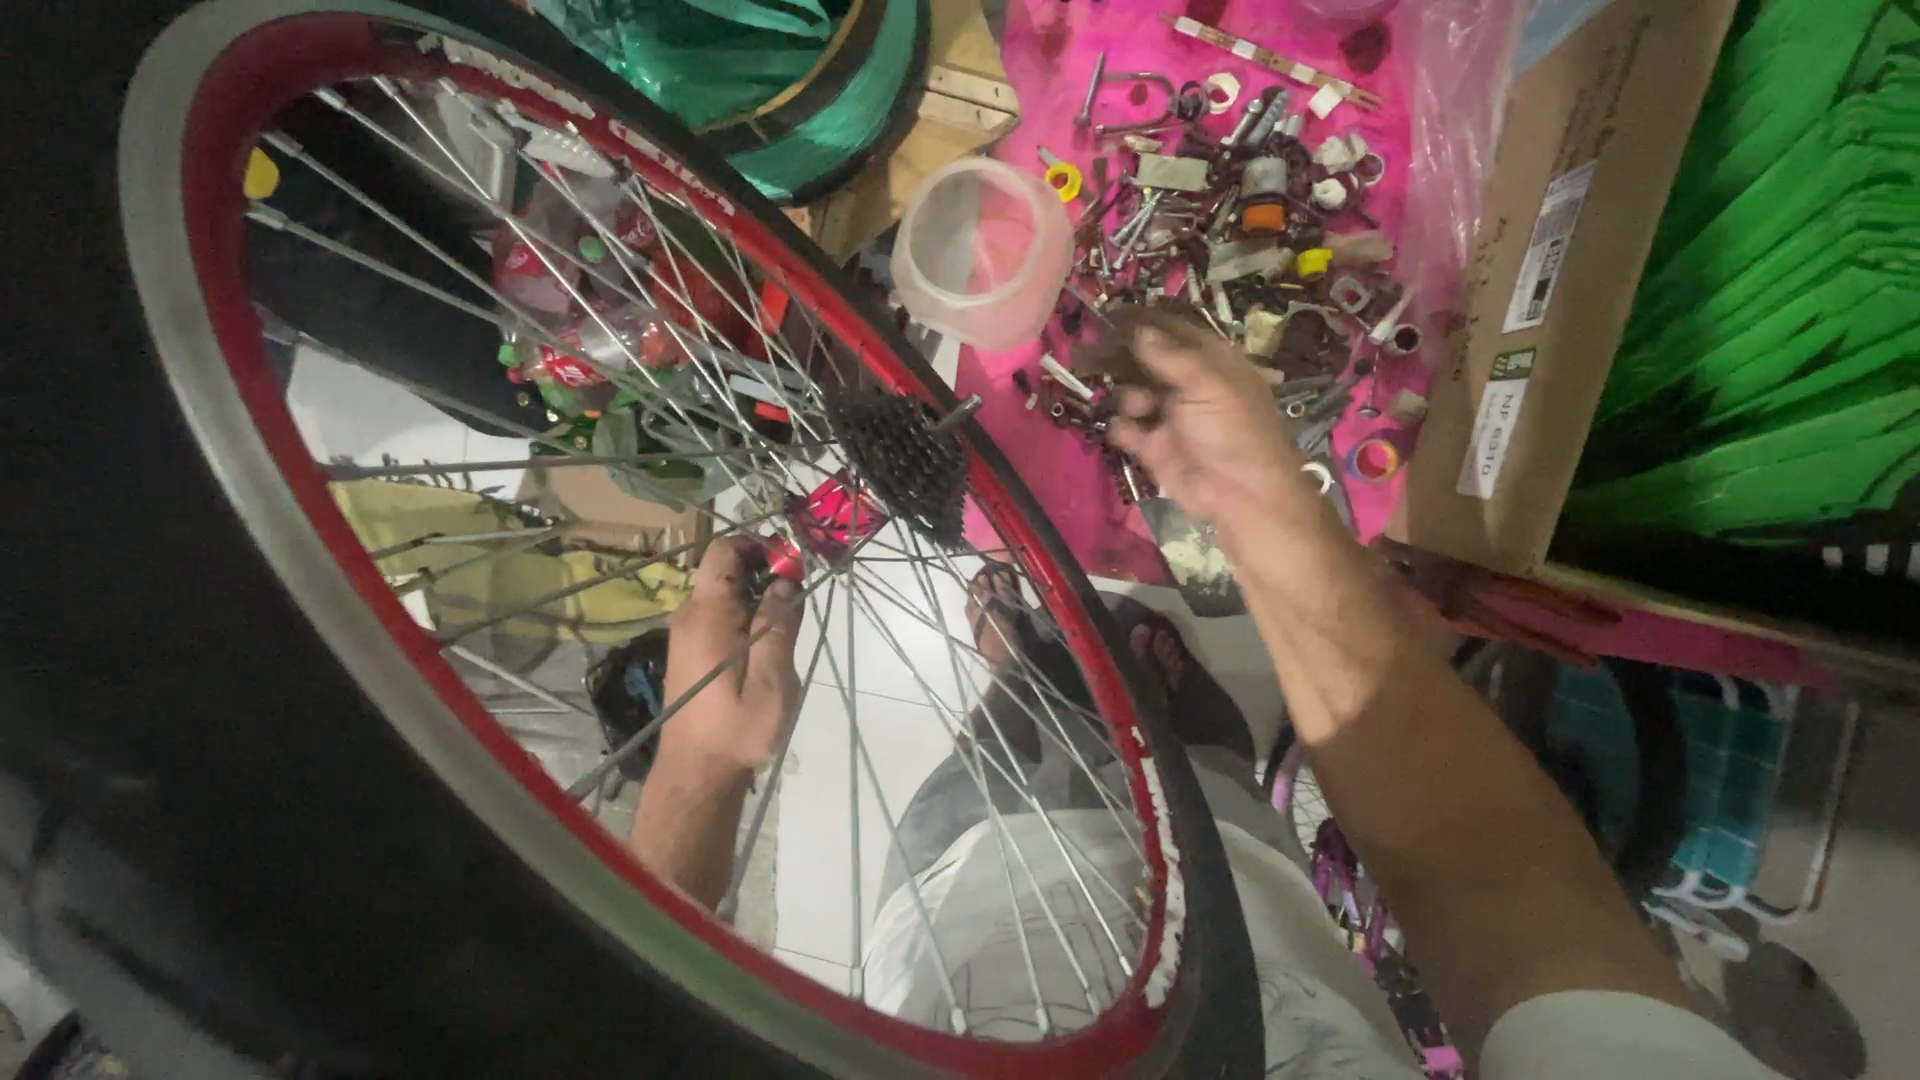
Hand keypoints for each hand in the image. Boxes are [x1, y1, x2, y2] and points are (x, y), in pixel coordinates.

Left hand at [659, 536, 801, 773]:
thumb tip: (786, 580)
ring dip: (758, 594)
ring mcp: (687, 632)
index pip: (724, 550)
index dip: (759, 545)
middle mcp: (691, 615)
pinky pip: (719, 613)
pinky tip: (766, 643)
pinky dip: (745, 613)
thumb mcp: (771, 679)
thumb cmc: (737, 728)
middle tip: (798, 597)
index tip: (792, 566)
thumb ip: (778, 624)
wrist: (697, 772)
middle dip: (765, 570)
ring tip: (787, 623)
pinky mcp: (691, 649)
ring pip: (725, 592)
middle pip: (726, 568)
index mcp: (708, 614)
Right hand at [1107, 324, 1313, 533]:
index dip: (1145, 321)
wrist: (1240, 492)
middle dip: (1122, 358)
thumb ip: (1172, 356)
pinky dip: (1122, 427)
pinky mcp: (1153, 445)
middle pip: (1145, 361)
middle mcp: (1187, 384)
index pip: (1174, 331)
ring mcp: (1168, 415)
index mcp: (1211, 362)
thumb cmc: (1234, 429)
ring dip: (1127, 396)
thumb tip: (1139, 331)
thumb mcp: (1209, 384)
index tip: (1112, 314)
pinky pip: (1126, 428)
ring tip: (1139, 408)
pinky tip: (1130, 431)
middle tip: (1093, 351)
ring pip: (1131, 393)